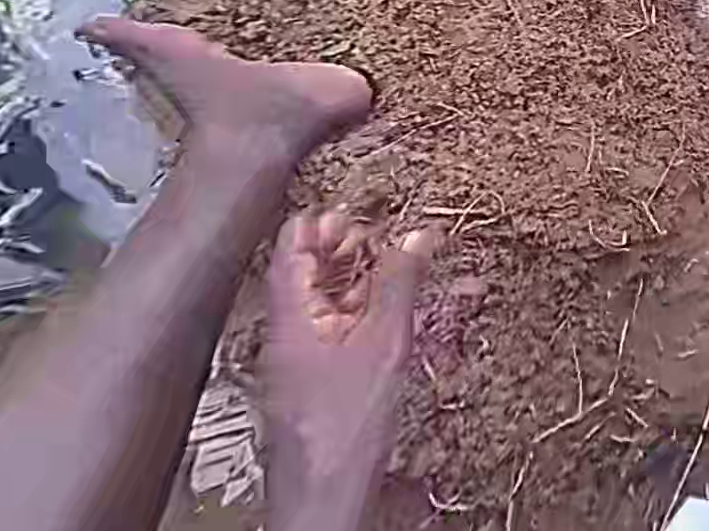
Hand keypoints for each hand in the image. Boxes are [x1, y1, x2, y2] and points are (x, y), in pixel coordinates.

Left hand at [265, 211, 436, 525]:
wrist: (328, 496)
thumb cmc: (346, 427)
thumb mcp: (385, 341)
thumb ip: (401, 283)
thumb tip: (419, 235)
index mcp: (290, 317)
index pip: (293, 248)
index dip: (323, 222)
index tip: (360, 211)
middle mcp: (289, 329)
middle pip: (311, 267)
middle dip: (350, 244)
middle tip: (387, 233)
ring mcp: (302, 350)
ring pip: (329, 293)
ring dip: (363, 271)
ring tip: (401, 258)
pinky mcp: (319, 368)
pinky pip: (341, 319)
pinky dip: (368, 300)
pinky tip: (397, 298)